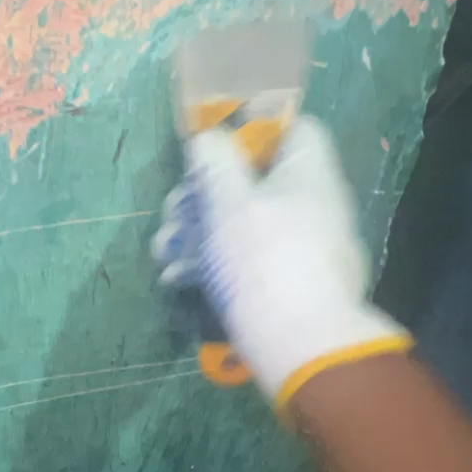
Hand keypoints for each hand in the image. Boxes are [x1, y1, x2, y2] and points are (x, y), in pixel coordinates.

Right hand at [151, 117, 410, 411]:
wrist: (298, 342)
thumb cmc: (263, 258)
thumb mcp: (229, 200)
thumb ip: (214, 162)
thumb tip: (207, 137)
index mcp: (307, 173)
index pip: (292, 129)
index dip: (251, 129)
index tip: (211, 145)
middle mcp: (308, 204)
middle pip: (252, 180)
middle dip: (202, 193)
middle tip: (172, 211)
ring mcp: (297, 247)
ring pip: (239, 224)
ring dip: (195, 232)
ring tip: (163, 250)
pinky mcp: (282, 283)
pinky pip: (244, 260)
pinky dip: (210, 263)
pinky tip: (178, 278)